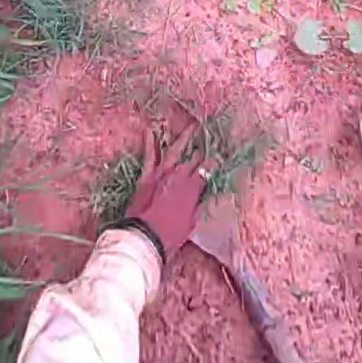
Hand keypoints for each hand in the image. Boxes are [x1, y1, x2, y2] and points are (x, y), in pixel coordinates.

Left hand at [123, 124, 207, 256]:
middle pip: (192, 160)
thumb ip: (196, 205)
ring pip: (174, 150)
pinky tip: (150, 130)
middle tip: (206, 141)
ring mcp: (162, 173)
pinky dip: (149, 142)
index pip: (206, 171)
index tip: (216, 159)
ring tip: (191, 127)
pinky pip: (149, 155)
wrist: (146, 235)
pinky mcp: (147, 175)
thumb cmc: (171, 235)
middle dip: (199, 152)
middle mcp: (179, 176)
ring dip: (184, 138)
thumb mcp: (191, 222)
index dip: (211, 165)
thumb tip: (201, 196)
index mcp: (193, 188)